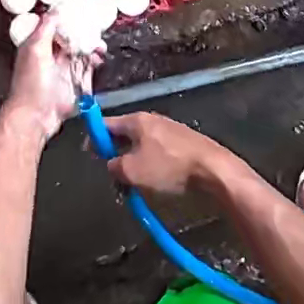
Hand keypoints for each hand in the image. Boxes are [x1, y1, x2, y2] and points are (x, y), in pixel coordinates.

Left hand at [0, 12, 101, 142]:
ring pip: (83, 50)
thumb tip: (56, 9)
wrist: (36, 116)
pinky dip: (96, 60)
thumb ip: (46, 28)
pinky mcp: (77, 82)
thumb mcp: (35, 49)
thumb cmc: (29, 86)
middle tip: (94, 29)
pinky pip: (90, 66)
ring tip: (99, 46)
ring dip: (93, 46)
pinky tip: (98, 58)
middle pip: (73, 37)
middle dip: (85, 32)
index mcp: (40, 44)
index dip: (69, 18)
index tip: (82, 11)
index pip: (56, 24)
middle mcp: (53, 55)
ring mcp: (66, 68)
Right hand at [102, 112, 238, 197]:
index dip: (96, 137)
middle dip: (117, 154)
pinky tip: (158, 181)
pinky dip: (153, 165)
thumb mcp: (132, 171)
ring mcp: (171, 130)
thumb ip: (114, 166)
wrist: (213, 171)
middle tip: (115, 174)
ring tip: (137, 184)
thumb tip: (113, 164)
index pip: (107, 123)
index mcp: (137, 120)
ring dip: (136, 162)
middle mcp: (153, 120)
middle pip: (126, 134)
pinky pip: (159, 152)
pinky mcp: (185, 143)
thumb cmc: (168, 168)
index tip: (90, 153)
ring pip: (143, 145)